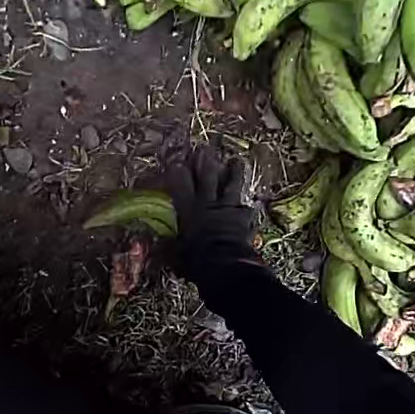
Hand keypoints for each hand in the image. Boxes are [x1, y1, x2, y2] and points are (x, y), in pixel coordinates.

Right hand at [166, 145, 261, 277]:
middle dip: (205, 162)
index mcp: (189, 210)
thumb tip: (161, 247)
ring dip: (234, 172)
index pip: (181, 185)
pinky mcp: (245, 218)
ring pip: (232, 185)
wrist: (226, 265)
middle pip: (207, 177)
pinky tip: (253, 205)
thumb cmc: (197, 260)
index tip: (176, 161)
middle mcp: (209, 204)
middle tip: (204, 148)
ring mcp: (229, 209)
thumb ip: (169, 248)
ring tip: (236, 160)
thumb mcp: (176, 256)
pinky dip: (249, 207)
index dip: (178, 172)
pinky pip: (248, 209)